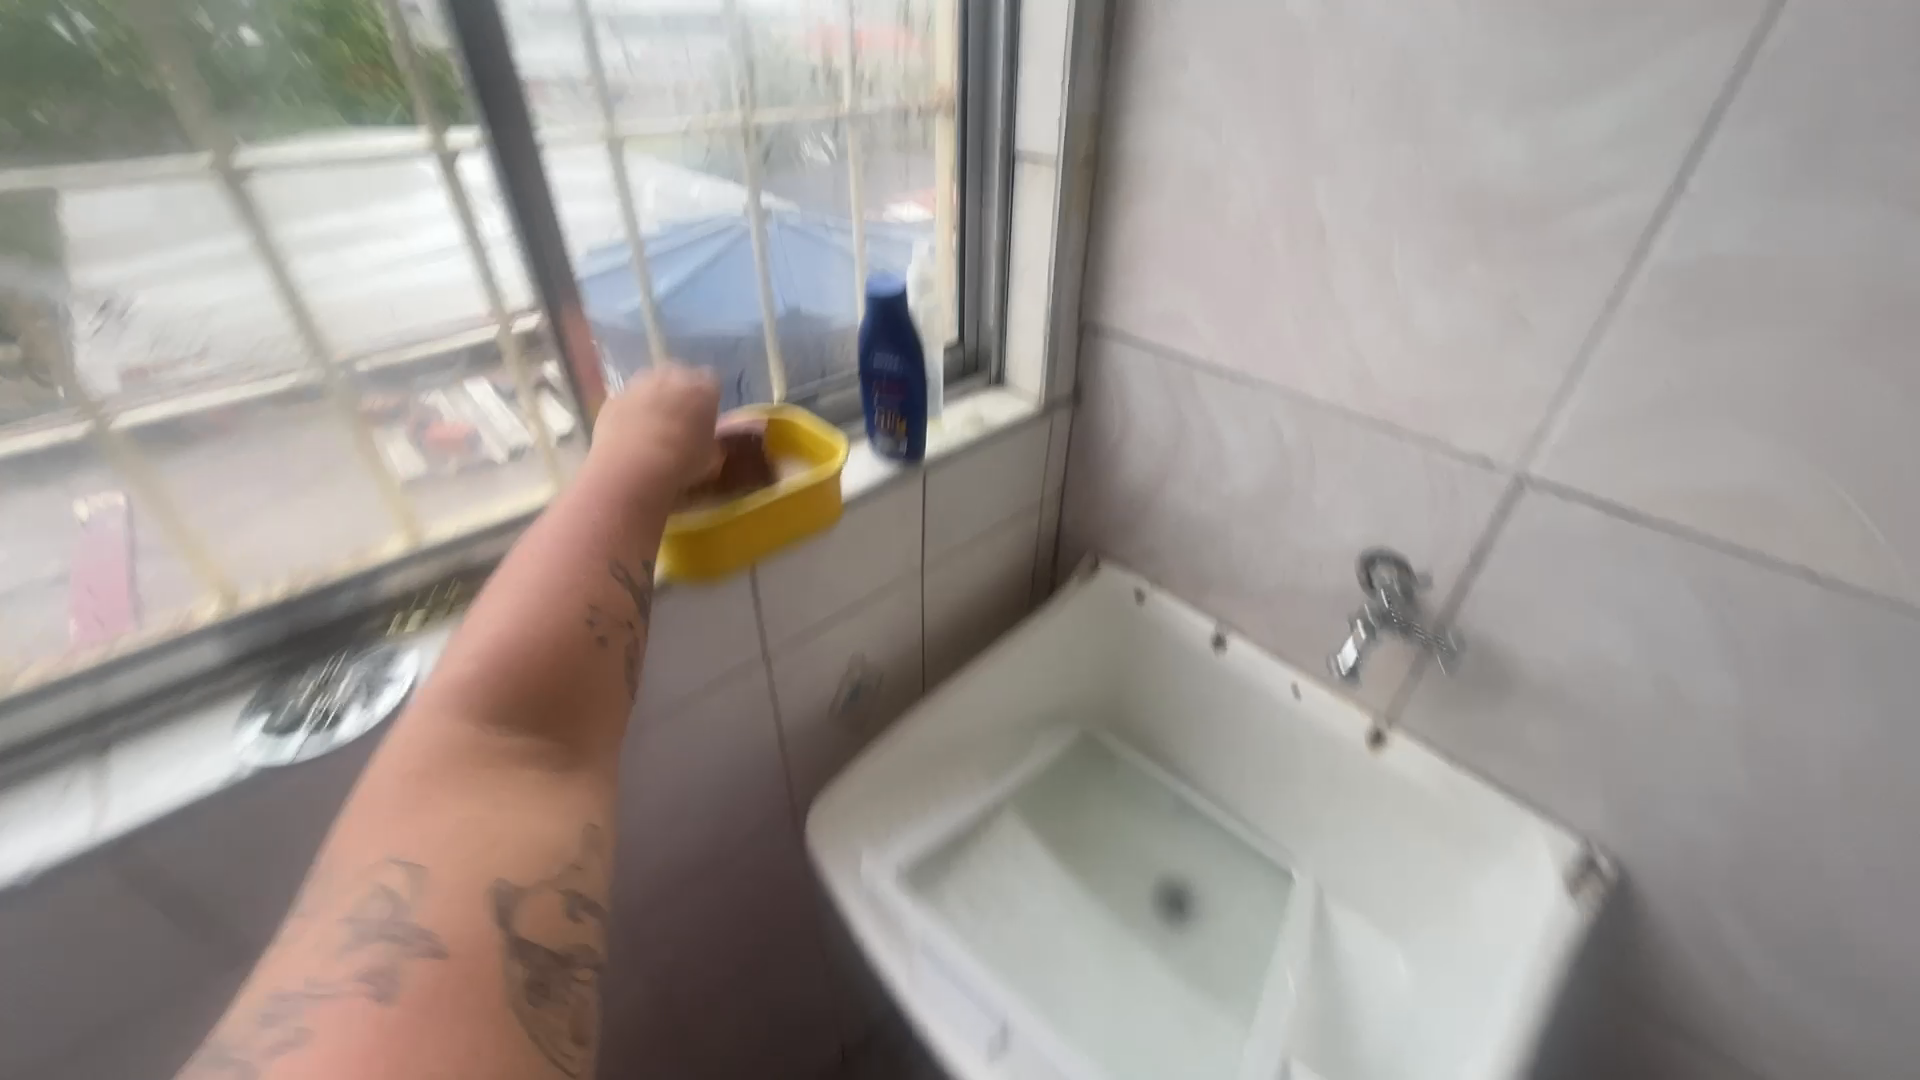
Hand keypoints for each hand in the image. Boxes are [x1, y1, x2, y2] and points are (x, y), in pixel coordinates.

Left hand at [586, 366, 720, 494]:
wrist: (631, 467)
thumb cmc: (682, 463)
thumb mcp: (711, 458)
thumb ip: (713, 443)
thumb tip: (711, 442)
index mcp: (703, 388)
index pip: (712, 381)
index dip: (709, 398)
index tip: (707, 415)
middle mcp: (672, 376)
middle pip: (680, 374)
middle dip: (681, 391)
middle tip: (681, 416)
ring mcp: (639, 384)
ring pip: (651, 383)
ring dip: (655, 397)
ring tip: (654, 424)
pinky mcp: (613, 396)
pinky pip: (629, 399)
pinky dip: (632, 409)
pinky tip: (632, 432)